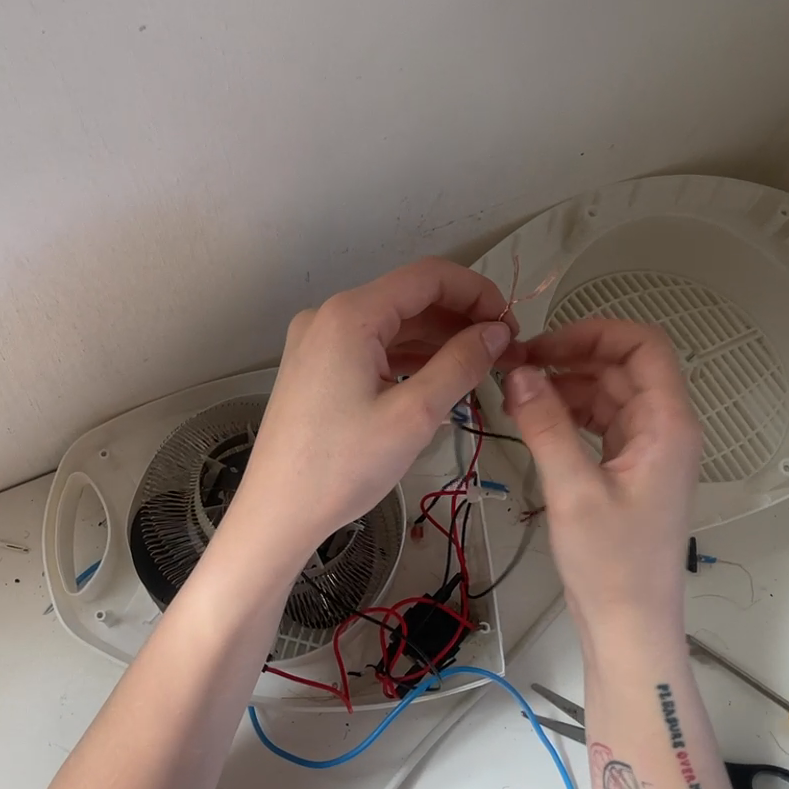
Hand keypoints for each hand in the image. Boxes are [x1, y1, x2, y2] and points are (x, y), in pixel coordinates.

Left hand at [232, 258, 514, 554]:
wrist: (278, 512)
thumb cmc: (342, 467)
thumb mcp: (413, 415)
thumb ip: (460, 364)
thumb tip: (497, 333)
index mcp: (350, 315)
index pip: (428, 277)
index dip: (477, 292)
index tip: (511, 324)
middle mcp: (327, 318)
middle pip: (408, 300)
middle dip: (460, 320)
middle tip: (503, 353)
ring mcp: (316, 344)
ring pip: (390, 327)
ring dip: (436, 342)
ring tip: (480, 368)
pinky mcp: (313, 371)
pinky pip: (370, 351)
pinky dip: (406, 360)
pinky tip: (438, 379)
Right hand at [503, 319, 702, 633]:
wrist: (628, 623)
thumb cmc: (611, 562)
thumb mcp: (572, 490)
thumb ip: (545, 425)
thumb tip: (517, 373)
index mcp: (666, 426)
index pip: (643, 347)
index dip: (593, 333)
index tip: (541, 345)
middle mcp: (663, 431)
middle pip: (623, 369)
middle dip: (570, 358)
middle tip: (515, 368)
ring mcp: (646, 453)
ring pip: (608, 396)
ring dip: (565, 387)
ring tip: (516, 393)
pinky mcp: (627, 474)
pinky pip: (599, 426)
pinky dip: (568, 415)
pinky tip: (534, 420)